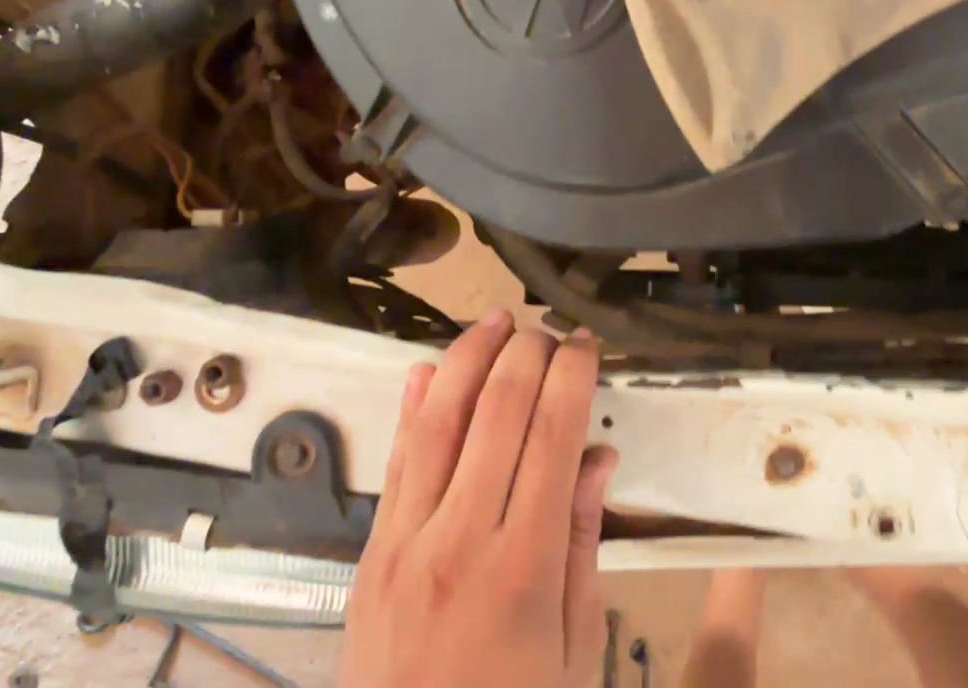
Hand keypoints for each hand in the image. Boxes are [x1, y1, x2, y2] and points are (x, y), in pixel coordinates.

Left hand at [339, 310, 617, 687]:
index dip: (573, 376)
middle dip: (527, 355)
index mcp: (525, 566)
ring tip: (497, 321)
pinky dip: (413, 407)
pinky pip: (396, 463)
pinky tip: (427, 368)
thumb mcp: (575, 646)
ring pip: (437, 422)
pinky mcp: (370, 554)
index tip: (587, 344)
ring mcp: (404, 543)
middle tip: (550, 330)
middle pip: (497, 414)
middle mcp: (460, 540)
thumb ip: (585, 543)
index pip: (554, 437)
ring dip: (468, 360)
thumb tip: (597, 457)